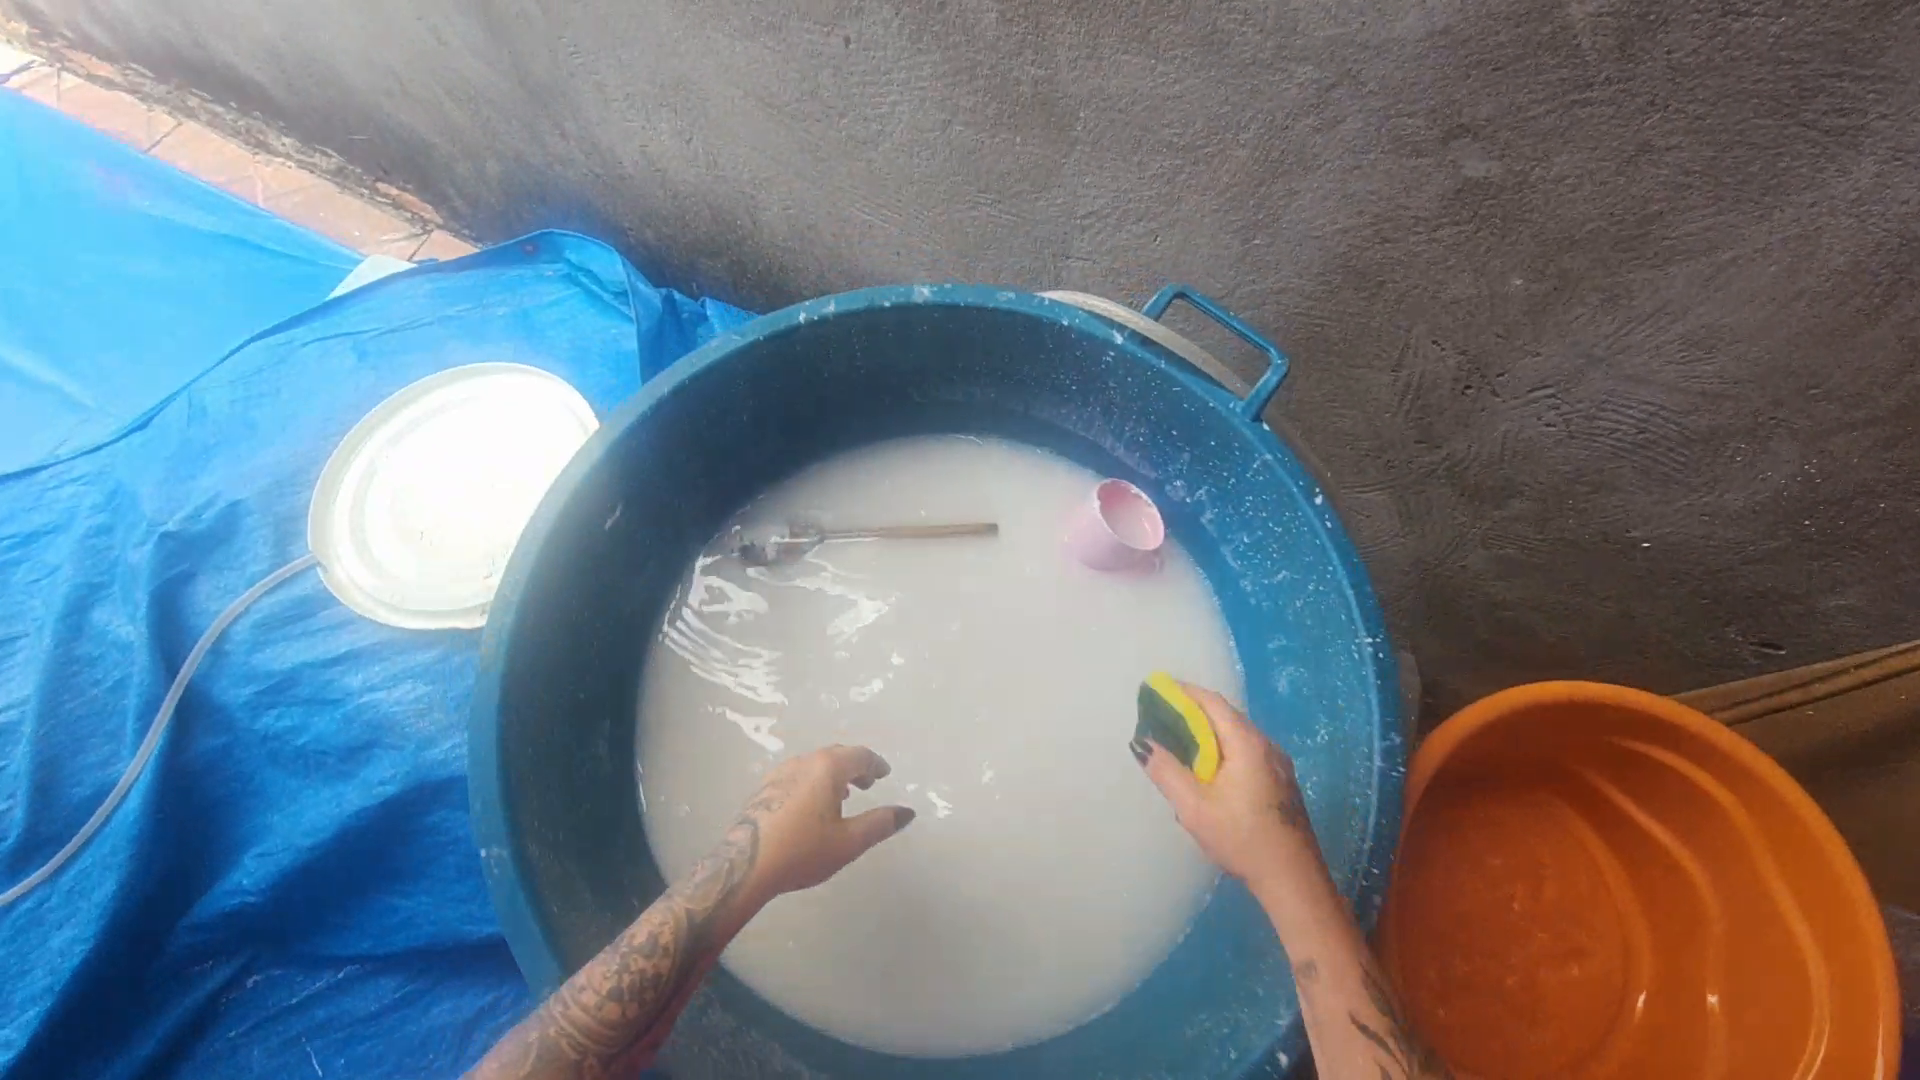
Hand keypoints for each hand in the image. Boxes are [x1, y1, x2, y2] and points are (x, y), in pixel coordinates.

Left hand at [732, 744, 915, 902]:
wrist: (745, 866)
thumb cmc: (803, 850)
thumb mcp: (849, 842)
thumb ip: (880, 823)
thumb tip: (907, 812)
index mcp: (827, 767)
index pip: (859, 755)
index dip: (876, 764)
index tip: (884, 774)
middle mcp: (803, 762)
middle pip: (836, 755)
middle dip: (855, 766)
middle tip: (867, 783)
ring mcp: (779, 773)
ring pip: (814, 764)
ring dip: (833, 774)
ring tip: (842, 795)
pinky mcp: (763, 789)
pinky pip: (797, 775)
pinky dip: (813, 781)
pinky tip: (812, 805)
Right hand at [1133, 683, 1325, 898]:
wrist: (1294, 880)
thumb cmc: (1242, 839)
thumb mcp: (1193, 807)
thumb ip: (1166, 771)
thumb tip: (1142, 742)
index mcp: (1247, 743)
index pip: (1212, 702)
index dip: (1183, 692)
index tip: (1156, 691)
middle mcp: (1267, 745)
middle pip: (1225, 715)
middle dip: (1192, 711)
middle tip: (1161, 717)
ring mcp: (1278, 763)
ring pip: (1237, 734)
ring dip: (1208, 732)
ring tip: (1179, 742)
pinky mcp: (1282, 781)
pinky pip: (1247, 751)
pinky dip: (1223, 748)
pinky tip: (1209, 770)